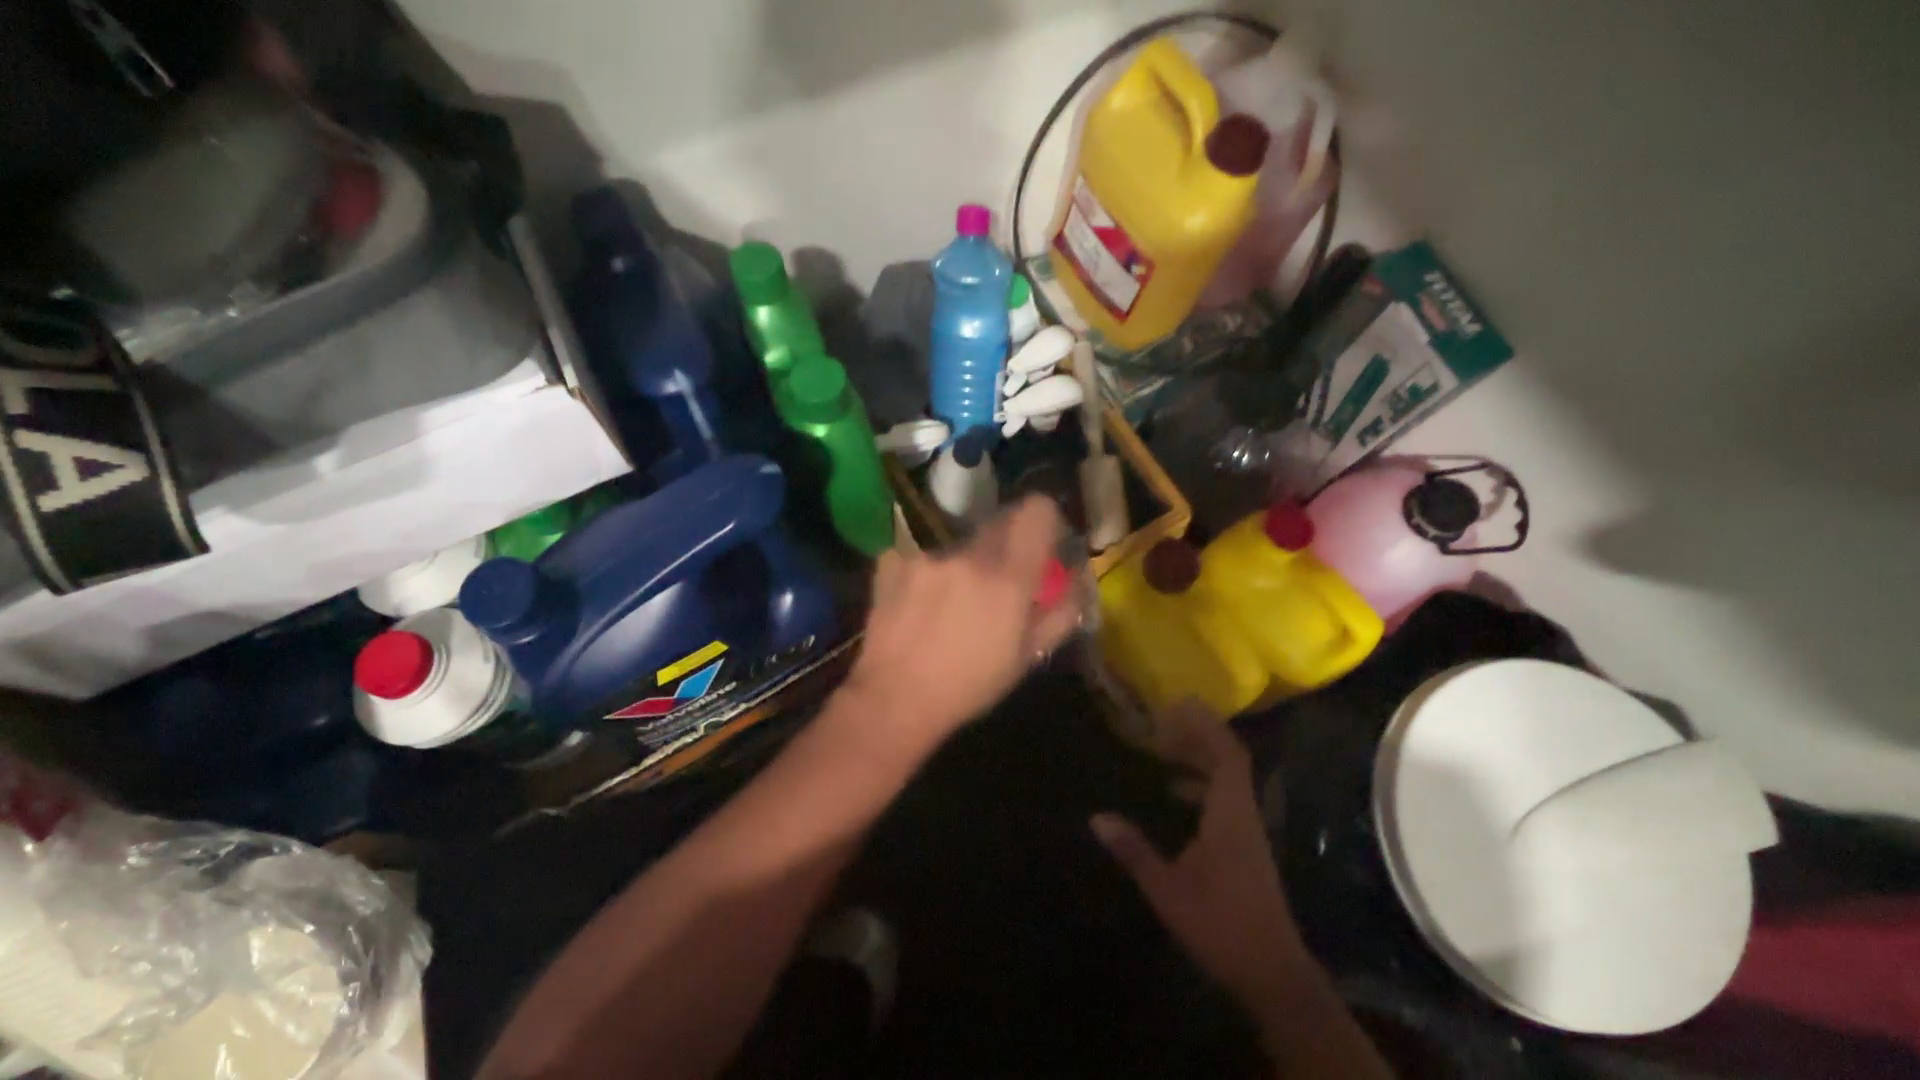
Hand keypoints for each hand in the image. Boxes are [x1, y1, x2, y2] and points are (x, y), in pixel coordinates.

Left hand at [840, 497, 1079, 751]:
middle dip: (1002, 550)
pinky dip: (922, 576)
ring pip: (957, 548)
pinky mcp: (891, 562)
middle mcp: (968, 556)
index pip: (1036, 511)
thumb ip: (1060, 612)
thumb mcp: (1027, 657)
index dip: (1042, 521)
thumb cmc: (970, 686)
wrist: (894, 700)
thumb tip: (1076, 580)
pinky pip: (919, 558)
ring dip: (961, 568)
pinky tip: (916, 607)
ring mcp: (926, 557)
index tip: (1039, 542)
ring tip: (948, 610)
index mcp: (1009, 578)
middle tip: (995, 588)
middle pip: (996, 526)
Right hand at [1091, 701, 1307, 1004]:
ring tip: (1161, 755)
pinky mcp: (1247, 852)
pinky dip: (1201, 790)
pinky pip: (1226, 803)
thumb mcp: (1167, 888)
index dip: (1205, 726)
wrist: (1271, 972)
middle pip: (1229, 762)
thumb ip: (1134, 850)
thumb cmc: (1219, 924)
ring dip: (1199, 763)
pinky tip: (1174, 801)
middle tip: (1160, 725)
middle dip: (1197, 738)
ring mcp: (1249, 835)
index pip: (1227, 755)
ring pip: (1228, 783)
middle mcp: (1245, 816)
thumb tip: (1097, 816)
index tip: (1177, 705)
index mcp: (1231, 815)